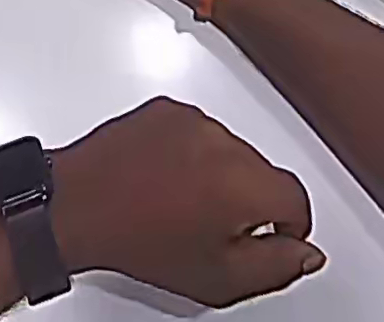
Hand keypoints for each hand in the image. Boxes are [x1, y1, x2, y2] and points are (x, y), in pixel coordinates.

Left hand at [51, 98, 323, 306]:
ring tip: (183, 201)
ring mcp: (185, 117)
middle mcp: (215, 139)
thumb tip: (303, 251)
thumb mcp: (220, 277)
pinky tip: (166, 176)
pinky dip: (190, 149)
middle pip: (261, 169)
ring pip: (228, 147)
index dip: (289, 226)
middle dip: (251, 199)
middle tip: (219, 227)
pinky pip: (196, 129)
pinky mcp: (161, 107)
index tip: (275, 238)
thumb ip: (276, 265)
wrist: (80, 202)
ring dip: (220, 171)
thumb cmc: (137, 238)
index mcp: (238, 180)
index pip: (295, 197)